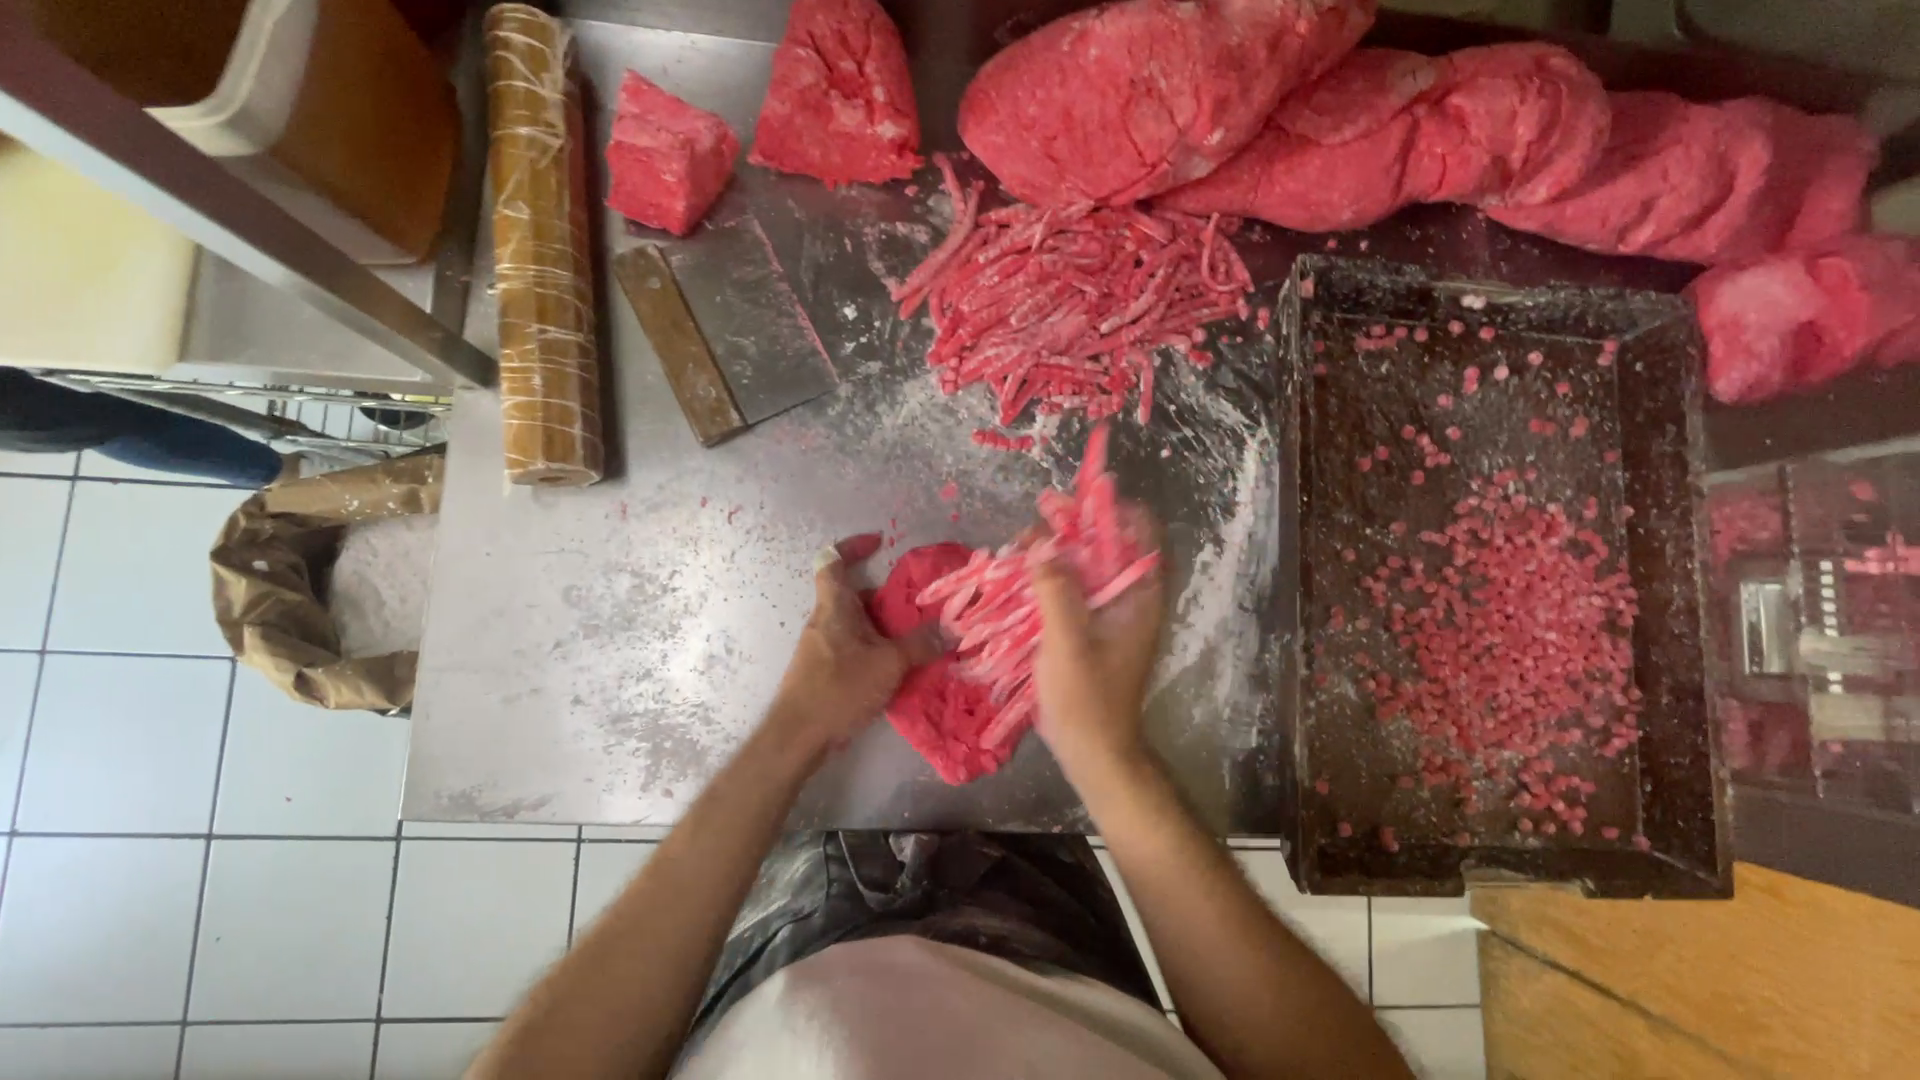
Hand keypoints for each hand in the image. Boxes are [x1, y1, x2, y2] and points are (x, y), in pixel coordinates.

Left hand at [768, 533, 937, 759]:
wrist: (798, 736)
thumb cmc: (839, 689)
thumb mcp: (888, 664)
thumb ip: (921, 644)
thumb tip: (952, 629)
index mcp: (834, 607)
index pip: (833, 561)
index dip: (853, 546)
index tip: (880, 544)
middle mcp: (824, 621)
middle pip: (853, 595)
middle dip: (885, 596)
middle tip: (917, 604)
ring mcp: (822, 647)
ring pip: (856, 624)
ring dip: (883, 626)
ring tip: (916, 637)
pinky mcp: (824, 671)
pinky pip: (854, 647)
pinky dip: (876, 649)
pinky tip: (898, 669)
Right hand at [1029, 504, 1166, 771]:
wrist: (1093, 751)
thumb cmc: (1087, 700)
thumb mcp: (1068, 643)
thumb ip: (1055, 591)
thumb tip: (1042, 544)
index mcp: (1138, 597)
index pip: (1141, 535)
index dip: (1113, 510)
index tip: (1077, 499)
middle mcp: (1127, 599)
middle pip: (1106, 545)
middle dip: (1072, 526)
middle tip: (1038, 512)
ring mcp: (1107, 615)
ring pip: (1084, 566)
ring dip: (1054, 550)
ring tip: (1018, 545)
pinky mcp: (1087, 629)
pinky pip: (1070, 590)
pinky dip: (1047, 577)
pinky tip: (1019, 574)